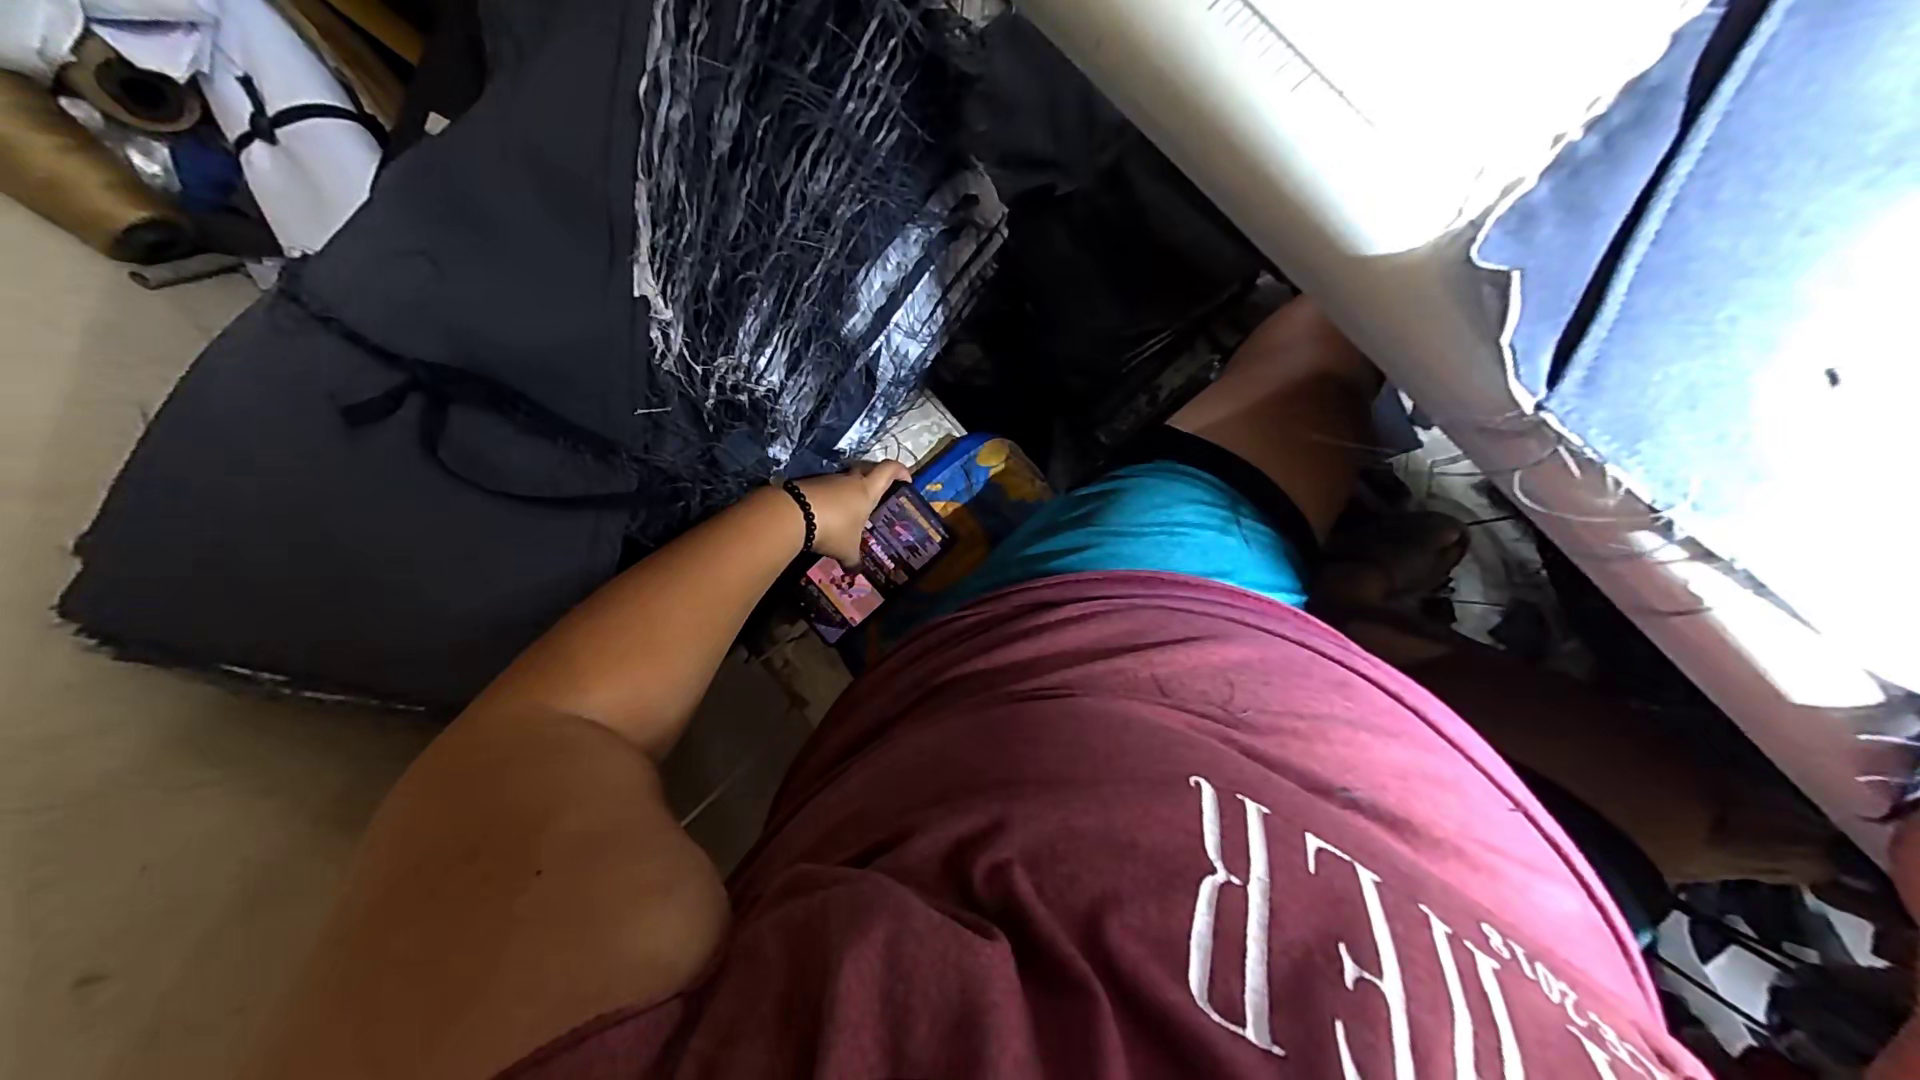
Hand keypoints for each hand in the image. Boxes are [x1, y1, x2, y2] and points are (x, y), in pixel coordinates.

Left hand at [791, 460, 910, 564]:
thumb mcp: (847, 549)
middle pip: (868, 468)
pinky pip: (827, 489)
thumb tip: (855, 572)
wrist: (793, 514)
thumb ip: (853, 559)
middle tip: (879, 492)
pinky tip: (828, 516)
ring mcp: (829, 480)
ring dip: (849, 490)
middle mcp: (850, 480)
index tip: (906, 480)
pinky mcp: (810, 483)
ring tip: (850, 511)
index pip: (889, 469)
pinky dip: (831, 499)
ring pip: (845, 479)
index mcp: (867, 490)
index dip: (900, 471)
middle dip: (875, 476)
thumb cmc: (833, 529)